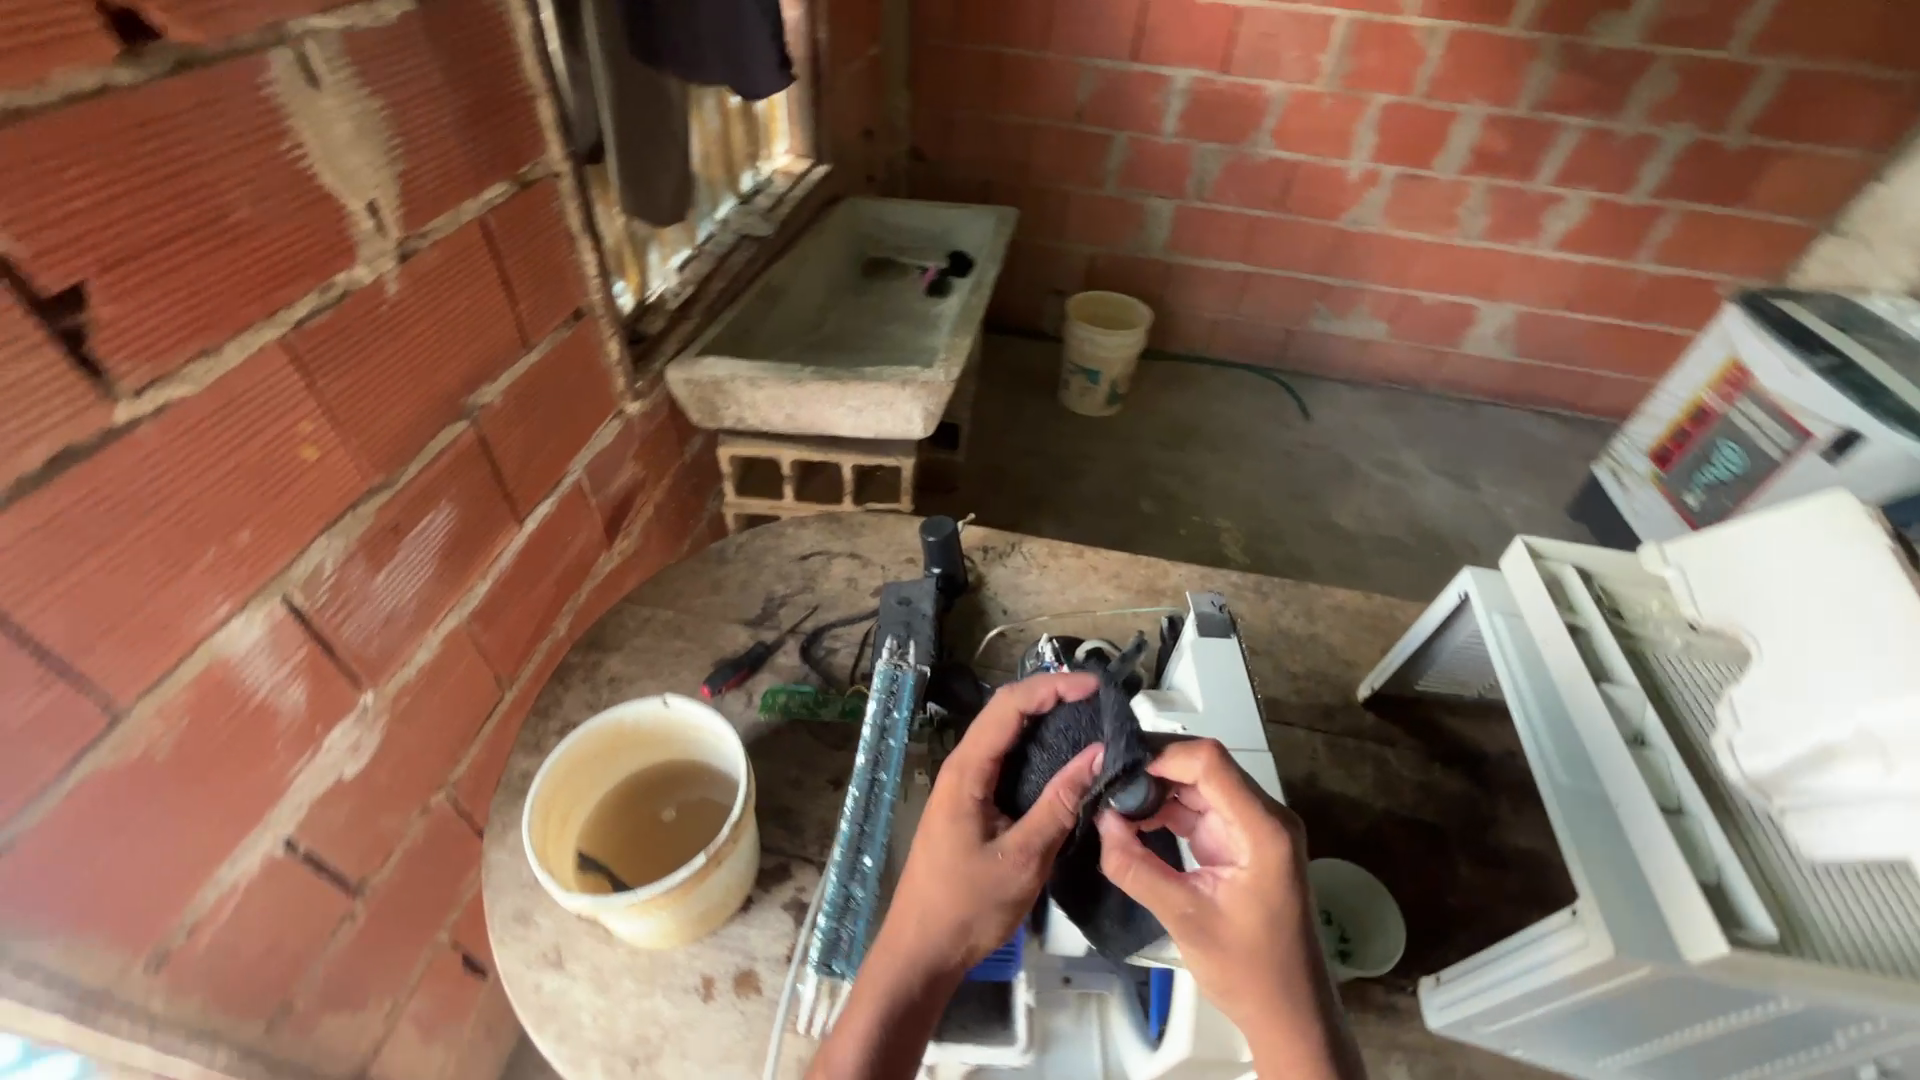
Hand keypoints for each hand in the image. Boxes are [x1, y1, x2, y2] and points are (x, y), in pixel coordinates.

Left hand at [877, 672, 1102, 977]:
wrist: (923, 950)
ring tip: (1089, 719)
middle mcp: (962, 766)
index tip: (1095, 687)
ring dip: (1045, 720)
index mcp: (967, 770)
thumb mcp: (1024, 858)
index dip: (1052, 687)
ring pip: (1006, 735)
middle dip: (1051, 696)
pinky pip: (1006, 760)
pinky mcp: (972, 802)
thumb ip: (1060, 803)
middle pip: (1006, 711)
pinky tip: (1064, 758)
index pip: (1009, 706)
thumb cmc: (968, 907)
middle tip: (1098, 700)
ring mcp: (965, 784)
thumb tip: (1099, 755)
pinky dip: (1037, 750)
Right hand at [1096, 738, 1360, 1078]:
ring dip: (1153, 789)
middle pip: (1202, 766)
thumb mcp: (1184, 919)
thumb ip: (1136, 867)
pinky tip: (1131, 819)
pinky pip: (1196, 807)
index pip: (1209, 762)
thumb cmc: (1250, 972)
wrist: (1290, 1013)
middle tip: (1105, 783)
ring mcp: (1250, 827)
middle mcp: (1261, 816)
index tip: (1117, 772)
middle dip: (1151, 769)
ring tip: (1111, 801)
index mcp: (1262, 829)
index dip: (1160, 756)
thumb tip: (1101, 820)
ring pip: (1195, 784)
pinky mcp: (1237, 840)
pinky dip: (1163, 809)